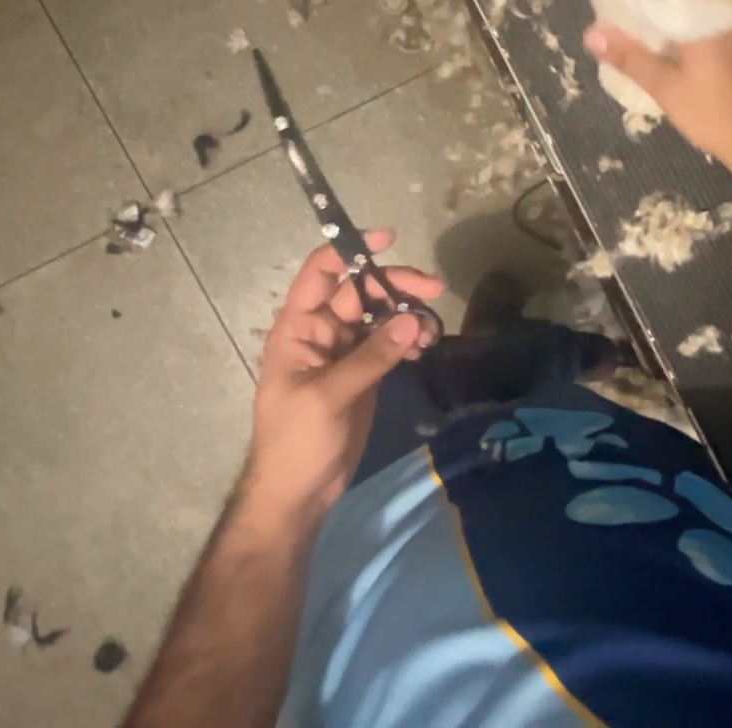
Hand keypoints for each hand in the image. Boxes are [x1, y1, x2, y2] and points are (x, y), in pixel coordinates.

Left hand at [245, 230, 443, 521]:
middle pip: (362, 291)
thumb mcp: (329, 396)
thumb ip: (370, 357)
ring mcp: (346, 351)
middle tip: (434, 289)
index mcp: (298, 327)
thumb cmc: (296, 441)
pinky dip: (409, 339)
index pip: (322, 273)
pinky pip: (391, 342)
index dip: (350, 249)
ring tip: (431, 332)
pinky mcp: (365, 371)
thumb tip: (411, 321)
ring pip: (381, 315)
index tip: (388, 238)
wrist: (299, 493)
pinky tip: (425, 347)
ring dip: (408, 315)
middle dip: (397, 285)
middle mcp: (322, 330)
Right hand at [584, 24, 731, 187]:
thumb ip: (630, 58)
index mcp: (707, 16)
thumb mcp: (665, 88)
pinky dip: (694, 26)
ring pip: (702, 9)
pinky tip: (678, 36)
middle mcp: (729, 13)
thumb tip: (591, 34)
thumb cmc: (714, 114)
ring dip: (677, 12)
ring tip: (646, 14)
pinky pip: (715, 22)